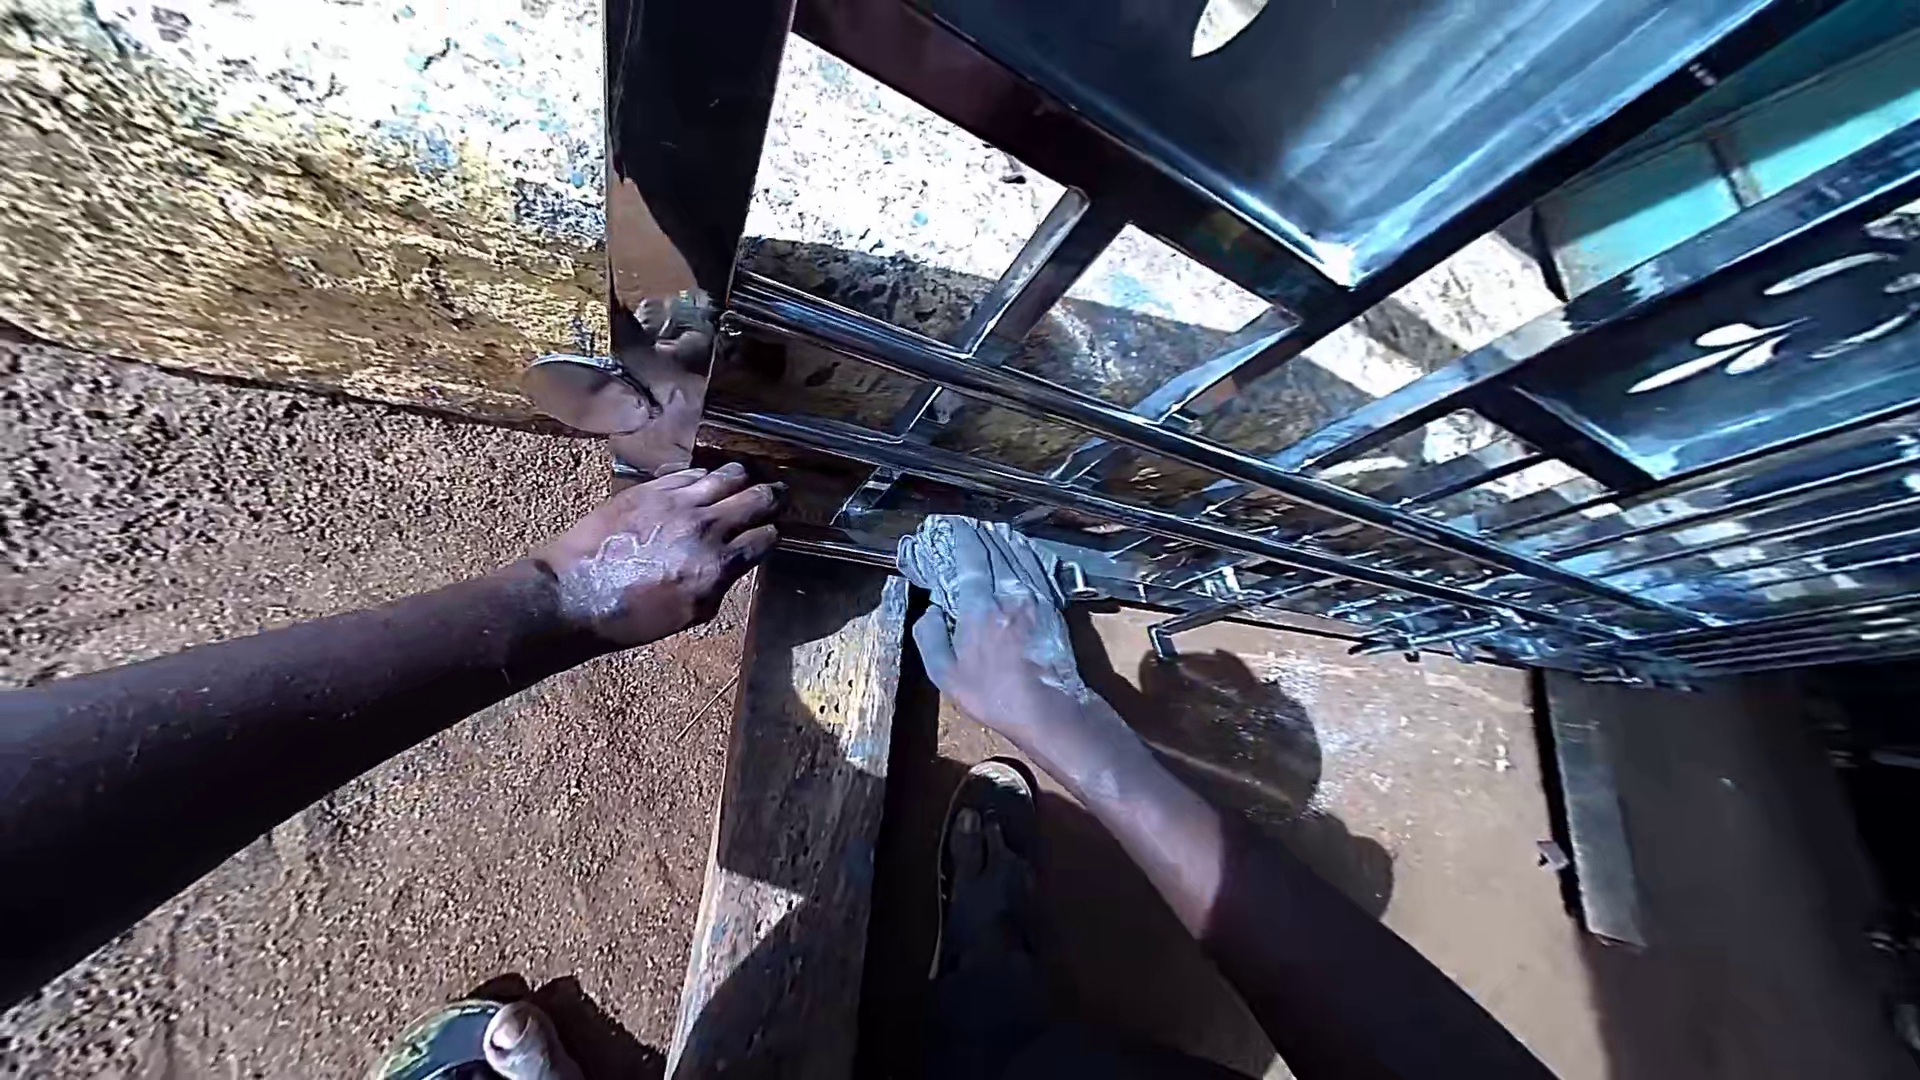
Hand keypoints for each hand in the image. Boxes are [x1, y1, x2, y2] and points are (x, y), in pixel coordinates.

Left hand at [534, 462, 782, 647]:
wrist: (571, 596)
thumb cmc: (633, 616)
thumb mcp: (693, 612)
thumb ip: (724, 581)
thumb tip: (738, 560)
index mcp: (718, 565)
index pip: (767, 536)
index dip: (772, 535)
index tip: (769, 535)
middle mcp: (706, 528)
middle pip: (758, 497)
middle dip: (774, 497)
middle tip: (777, 496)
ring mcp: (678, 503)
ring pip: (730, 474)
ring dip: (743, 480)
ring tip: (743, 483)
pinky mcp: (651, 489)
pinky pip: (692, 472)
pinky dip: (706, 477)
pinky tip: (704, 484)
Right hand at [897, 517, 1101, 752]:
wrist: (1048, 708)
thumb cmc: (993, 694)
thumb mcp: (945, 674)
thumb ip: (929, 636)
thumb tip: (930, 609)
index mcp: (980, 606)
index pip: (970, 557)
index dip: (960, 536)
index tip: (951, 525)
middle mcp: (1009, 592)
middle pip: (995, 549)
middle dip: (978, 532)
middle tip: (966, 523)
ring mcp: (1035, 596)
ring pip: (1017, 553)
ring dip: (1001, 537)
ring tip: (989, 528)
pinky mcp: (1052, 604)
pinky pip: (1036, 566)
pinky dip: (1025, 551)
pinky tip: (1019, 548)